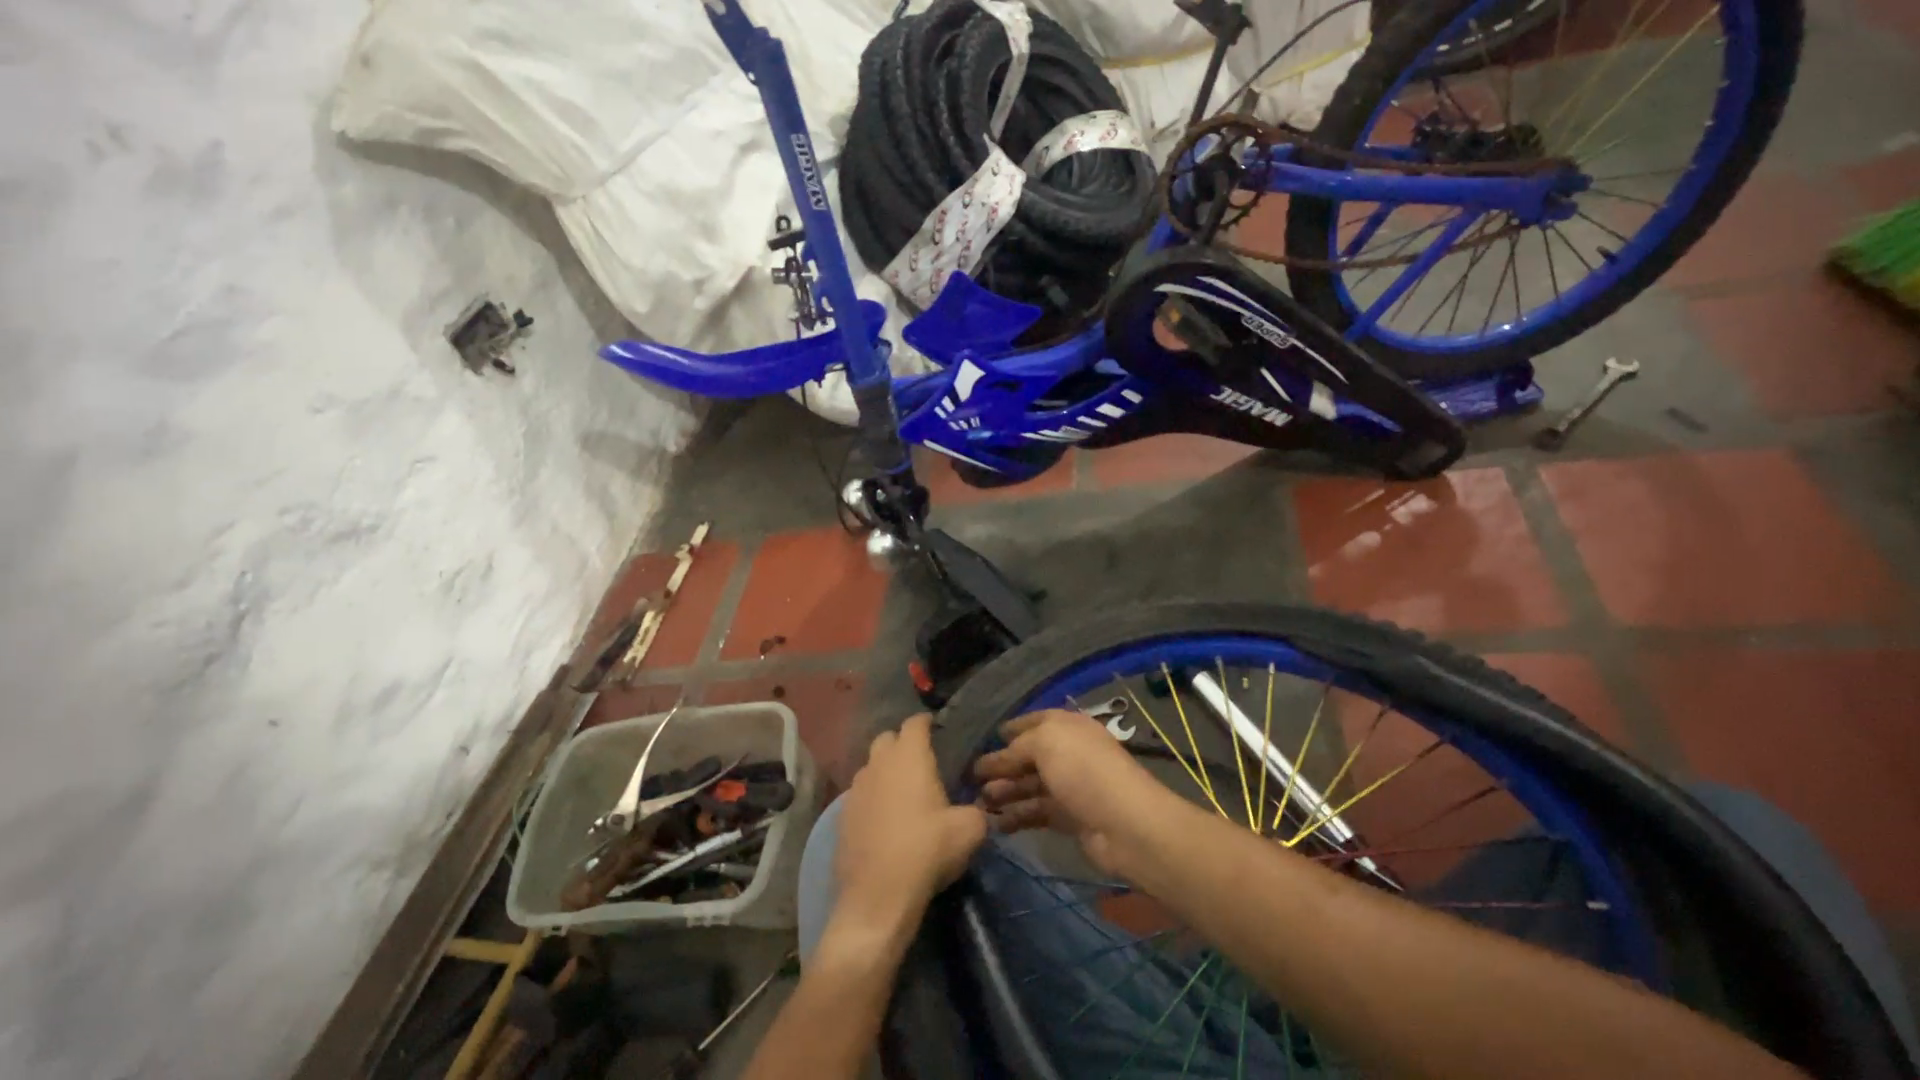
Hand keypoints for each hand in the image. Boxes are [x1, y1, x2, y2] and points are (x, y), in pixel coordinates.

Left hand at [835, 715, 987, 921]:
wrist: (877, 894)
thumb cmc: (928, 849)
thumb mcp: (970, 830)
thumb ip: (976, 810)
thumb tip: (978, 808)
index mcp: (909, 757)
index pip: (914, 723)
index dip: (926, 723)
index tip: (937, 728)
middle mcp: (877, 764)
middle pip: (886, 739)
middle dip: (902, 743)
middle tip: (922, 761)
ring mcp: (855, 790)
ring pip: (870, 767)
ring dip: (885, 771)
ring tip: (903, 791)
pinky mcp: (842, 816)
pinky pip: (860, 795)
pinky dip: (873, 798)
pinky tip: (885, 819)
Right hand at [973, 709, 1175, 876]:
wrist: (1125, 824)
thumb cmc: (1084, 772)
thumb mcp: (1046, 743)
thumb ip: (1018, 746)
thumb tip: (999, 757)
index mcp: (1069, 727)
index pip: (1036, 721)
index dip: (1013, 728)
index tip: (989, 737)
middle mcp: (1070, 754)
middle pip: (1029, 757)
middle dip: (1002, 766)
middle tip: (972, 780)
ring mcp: (1071, 787)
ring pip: (1031, 786)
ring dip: (1005, 793)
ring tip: (981, 804)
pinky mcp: (1071, 818)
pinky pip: (1037, 813)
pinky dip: (1017, 817)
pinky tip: (997, 824)